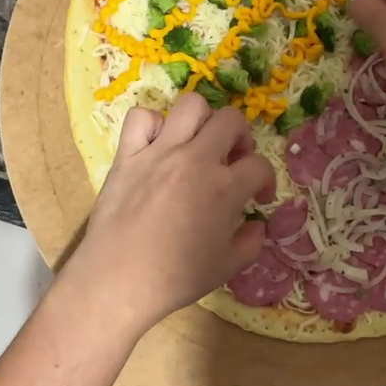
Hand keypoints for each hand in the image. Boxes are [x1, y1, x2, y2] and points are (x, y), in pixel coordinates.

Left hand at [59, 92, 275, 334]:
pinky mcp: (127, 155)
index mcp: (225, 187)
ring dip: (203, 121)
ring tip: (199, 144)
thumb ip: (251, 243)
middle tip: (232, 162)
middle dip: (241, 138)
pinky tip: (158, 146)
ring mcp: (159, 152)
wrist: (119, 279)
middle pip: (231, 121)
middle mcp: (195, 160)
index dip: (265, 180)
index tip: (258, 198)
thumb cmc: (176, 278)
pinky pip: (141, 118)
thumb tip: (257, 226)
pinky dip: (153, 124)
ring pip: (190, 105)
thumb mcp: (227, 267)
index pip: (259, 165)